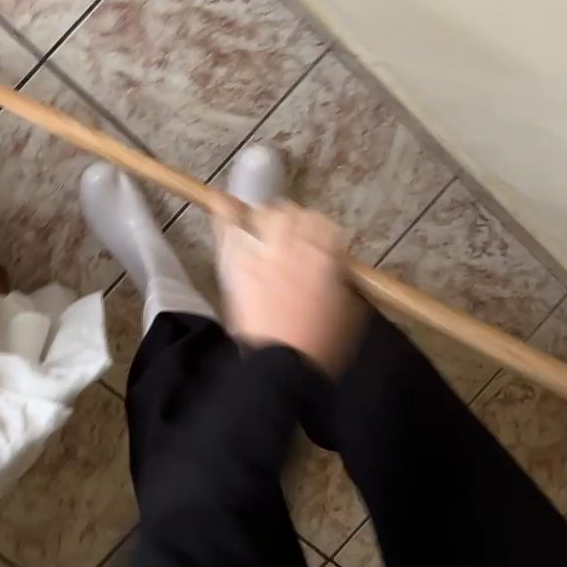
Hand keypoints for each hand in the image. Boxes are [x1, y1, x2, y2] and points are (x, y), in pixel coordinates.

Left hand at [218, 202, 364, 376]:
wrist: (280, 367)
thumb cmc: (319, 347)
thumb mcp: (348, 313)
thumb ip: (342, 282)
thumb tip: (337, 269)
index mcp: (324, 259)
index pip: (323, 224)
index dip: (321, 230)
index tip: (320, 239)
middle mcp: (292, 249)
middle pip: (292, 214)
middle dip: (294, 220)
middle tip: (293, 234)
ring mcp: (261, 254)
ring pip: (263, 215)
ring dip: (266, 218)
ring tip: (266, 227)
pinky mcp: (237, 266)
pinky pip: (228, 230)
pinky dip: (223, 212)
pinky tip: (218, 199)